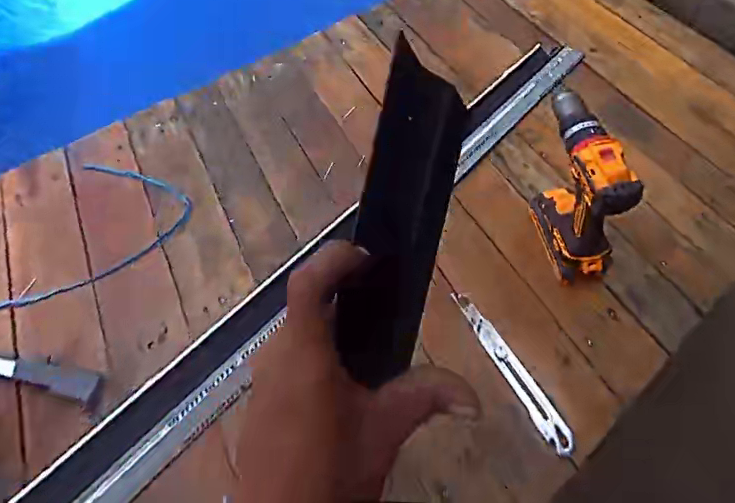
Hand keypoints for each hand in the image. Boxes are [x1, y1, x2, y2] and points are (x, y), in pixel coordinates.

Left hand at [236, 241, 479, 502]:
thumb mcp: (382, 433)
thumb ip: (424, 399)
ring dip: (330, 319)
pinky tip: (343, 375)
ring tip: (369, 334)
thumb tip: (473, 397)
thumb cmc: (329, 475)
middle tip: (379, 292)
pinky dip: (316, 345)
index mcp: (303, 351)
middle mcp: (276, 351)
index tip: (368, 260)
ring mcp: (265, 372)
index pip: (307, 280)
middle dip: (341, 288)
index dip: (334, 258)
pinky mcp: (262, 393)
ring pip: (298, 326)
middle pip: (306, 299)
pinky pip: (289, 351)